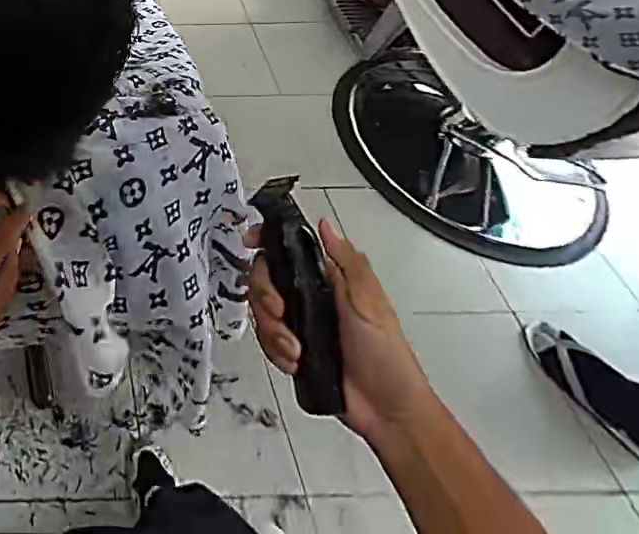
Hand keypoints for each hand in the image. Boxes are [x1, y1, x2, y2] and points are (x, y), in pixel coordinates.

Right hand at [248, 217, 435, 441]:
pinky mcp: (294, 350)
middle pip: (266, 279)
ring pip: (263, 312)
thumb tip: (326, 225)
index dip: (266, 242)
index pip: (289, 250)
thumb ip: (347, 261)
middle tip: (279, 310)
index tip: (250, 242)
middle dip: (264, 294)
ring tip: (296, 348)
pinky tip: (295, 360)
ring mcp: (301, 324)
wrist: (387, 411)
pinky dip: (276, 351)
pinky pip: (268, 341)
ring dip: (272, 330)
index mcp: (327, 278)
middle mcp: (310, 297)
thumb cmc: (387, 354)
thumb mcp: (370, 300)